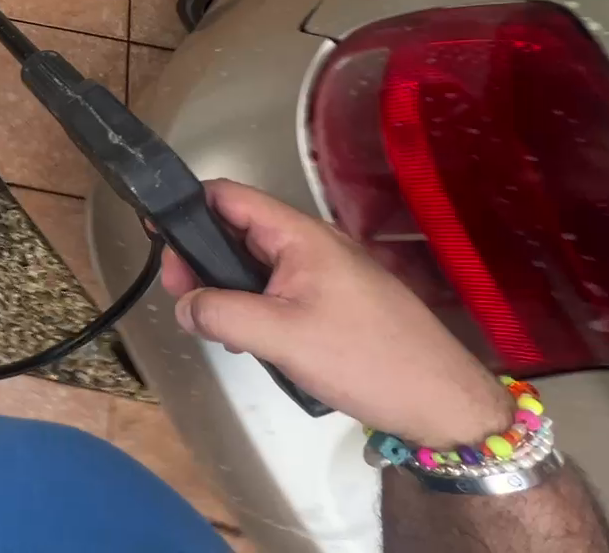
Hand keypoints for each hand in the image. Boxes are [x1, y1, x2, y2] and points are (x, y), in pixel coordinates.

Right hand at [160, 180, 513, 446]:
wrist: (451, 412)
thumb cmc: (366, 359)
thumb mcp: (280, 336)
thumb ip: (218, 312)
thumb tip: (183, 305)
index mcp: (300, 235)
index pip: (226, 196)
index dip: (184, 206)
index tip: (157, 236)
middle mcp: (310, 244)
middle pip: (233, 229)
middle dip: (198, 257)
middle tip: (182, 295)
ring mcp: (324, 273)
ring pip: (251, 262)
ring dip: (222, 286)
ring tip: (211, 321)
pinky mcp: (332, 301)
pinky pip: (273, 287)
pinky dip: (249, 303)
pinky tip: (245, 336)